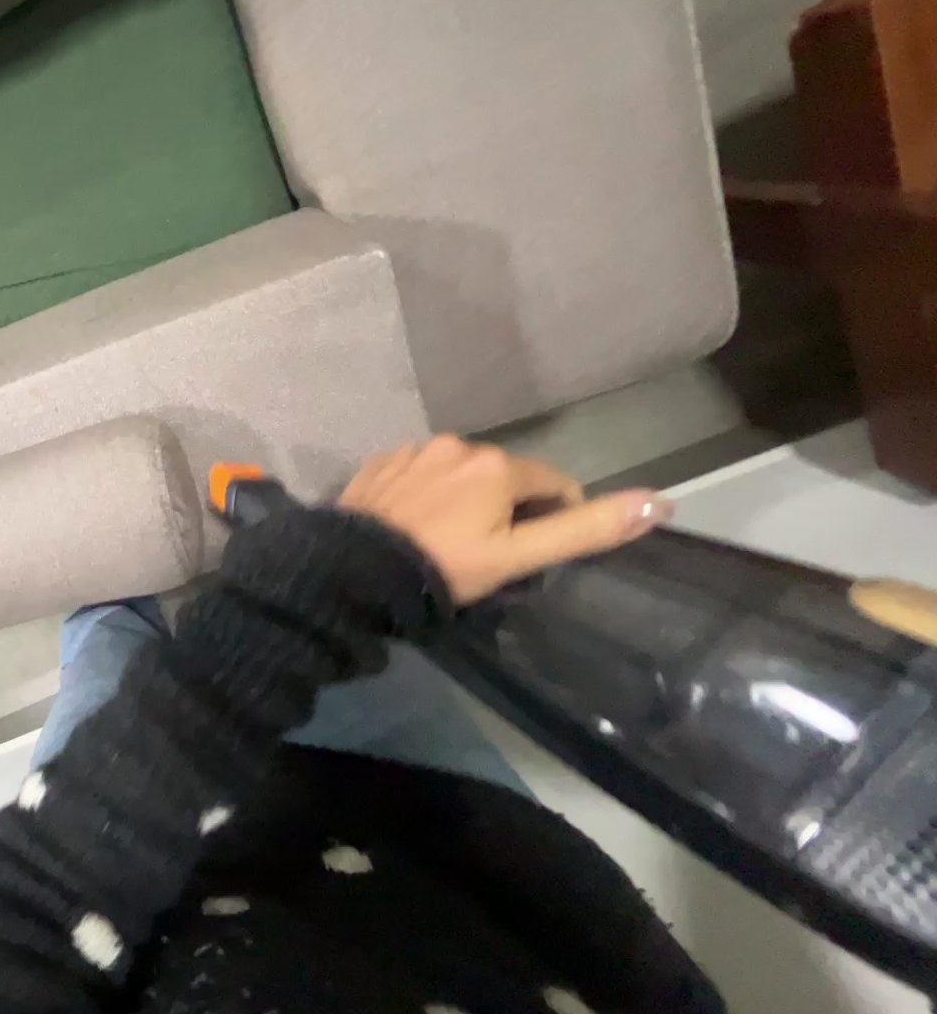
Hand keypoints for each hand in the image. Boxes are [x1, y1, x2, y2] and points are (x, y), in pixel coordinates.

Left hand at [336, 435, 670, 604]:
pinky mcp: (378, 463)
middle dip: (504, 505)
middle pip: (502, 475)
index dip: (551, 516)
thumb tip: (660, 501)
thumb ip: (584, 528)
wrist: (353, 568)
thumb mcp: (517, 556)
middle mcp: (455, 445)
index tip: (527, 549)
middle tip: (482, 548)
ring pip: (457, 471)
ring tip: (443, 536)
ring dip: (462, 495)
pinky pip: (417, 472)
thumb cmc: (441, 565)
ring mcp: (411, 451)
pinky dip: (423, 491)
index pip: (552, 483)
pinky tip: (411, 520)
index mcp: (497, 464)